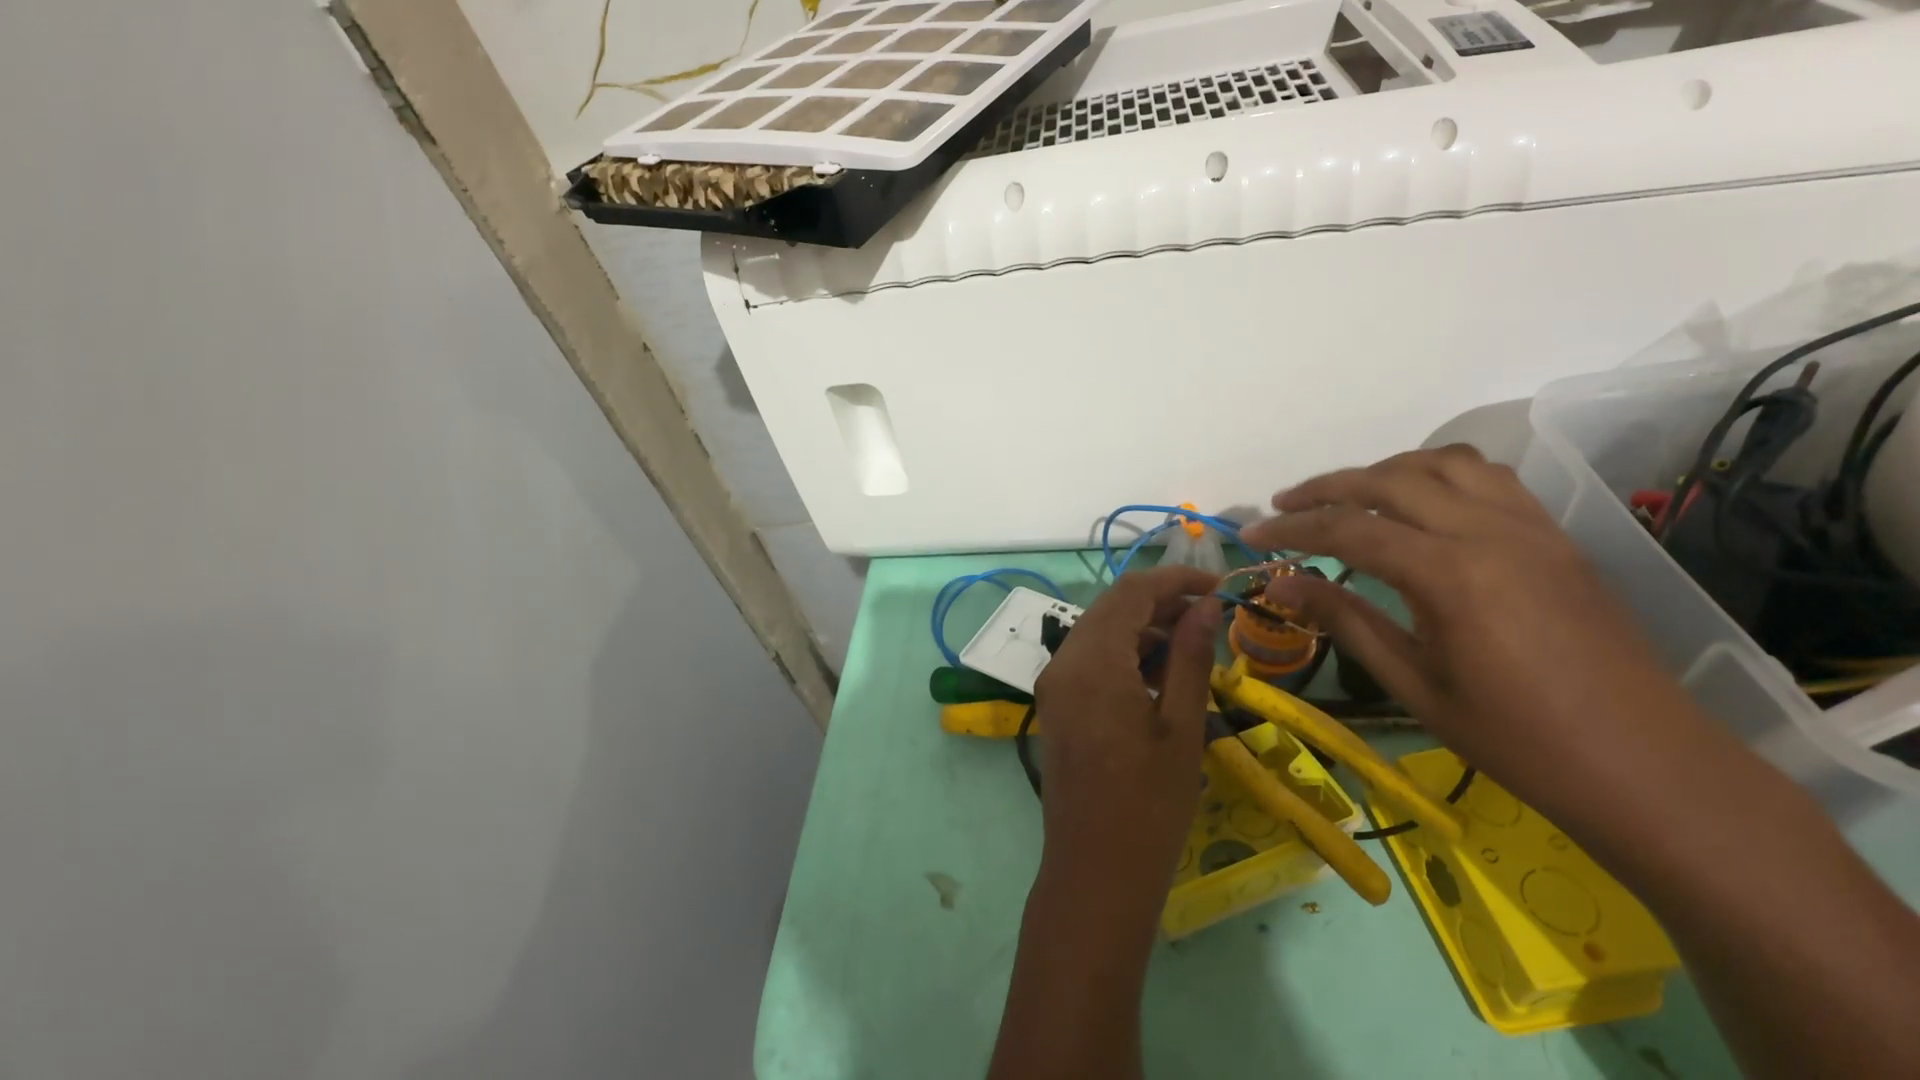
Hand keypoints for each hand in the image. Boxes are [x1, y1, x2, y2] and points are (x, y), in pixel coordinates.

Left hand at [1032, 565, 1220, 898]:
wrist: (1096, 871)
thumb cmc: (1150, 803)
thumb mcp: (1182, 726)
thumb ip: (1190, 656)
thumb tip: (1205, 605)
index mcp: (1092, 661)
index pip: (1131, 592)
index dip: (1176, 578)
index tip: (1219, 585)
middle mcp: (1063, 663)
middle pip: (1111, 608)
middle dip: (1160, 602)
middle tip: (1211, 615)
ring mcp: (1054, 687)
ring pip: (1099, 634)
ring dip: (1143, 629)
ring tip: (1194, 646)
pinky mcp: (1057, 709)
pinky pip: (1090, 662)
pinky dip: (1124, 656)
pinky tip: (1162, 675)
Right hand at [1239, 446, 1707, 818]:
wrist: (1640, 761)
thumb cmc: (1516, 740)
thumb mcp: (1415, 685)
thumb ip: (1347, 621)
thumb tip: (1282, 584)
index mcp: (1449, 575)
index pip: (1349, 530)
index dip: (1293, 528)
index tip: (1251, 535)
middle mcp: (1489, 532)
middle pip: (1391, 480)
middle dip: (1328, 486)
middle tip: (1285, 505)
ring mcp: (1530, 527)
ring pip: (1446, 463)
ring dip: (1388, 470)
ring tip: (1351, 496)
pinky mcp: (1555, 536)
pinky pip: (1491, 479)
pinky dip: (1442, 475)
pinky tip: (1424, 504)